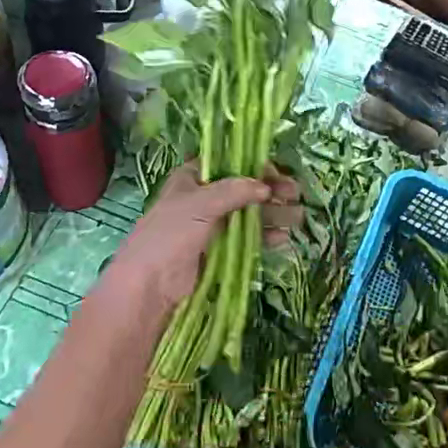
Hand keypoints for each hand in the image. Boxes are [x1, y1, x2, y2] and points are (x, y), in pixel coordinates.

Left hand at [106, 163, 299, 309]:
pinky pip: (246, 238)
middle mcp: (202, 197)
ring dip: (272, 214)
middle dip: (268, 191)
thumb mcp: (200, 204)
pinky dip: (264, 236)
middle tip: (295, 195)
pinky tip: (283, 238)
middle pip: (241, 189)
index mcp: (191, 178)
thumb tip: (264, 186)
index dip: (252, 167)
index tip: (276, 174)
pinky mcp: (217, 250)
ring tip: (297, 218)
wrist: (150, 283)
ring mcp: (210, 224)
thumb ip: (233, 191)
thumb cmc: (170, 234)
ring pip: (247, 214)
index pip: (227, 164)